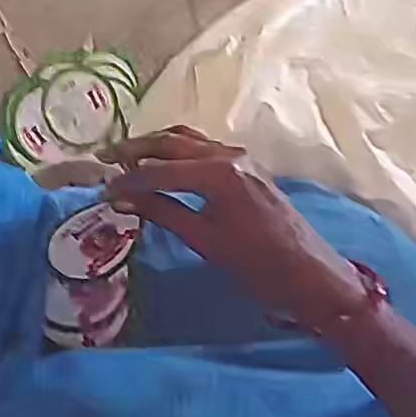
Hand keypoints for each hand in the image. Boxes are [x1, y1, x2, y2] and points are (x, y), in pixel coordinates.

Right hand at [102, 126, 368, 331]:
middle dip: (134, 150)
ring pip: (185, 139)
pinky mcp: (245, 165)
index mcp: (217, 174)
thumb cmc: (258, 266)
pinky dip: (175, 150)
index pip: (158, 170)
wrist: (312, 277)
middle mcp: (227, 155)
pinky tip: (161, 162)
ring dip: (154, 145)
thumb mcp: (204, 240)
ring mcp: (238, 156)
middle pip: (169, 142)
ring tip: (127, 157)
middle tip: (105, 159)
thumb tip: (120, 199)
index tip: (103, 189)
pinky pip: (201, 147)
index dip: (126, 180)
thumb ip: (161, 211)